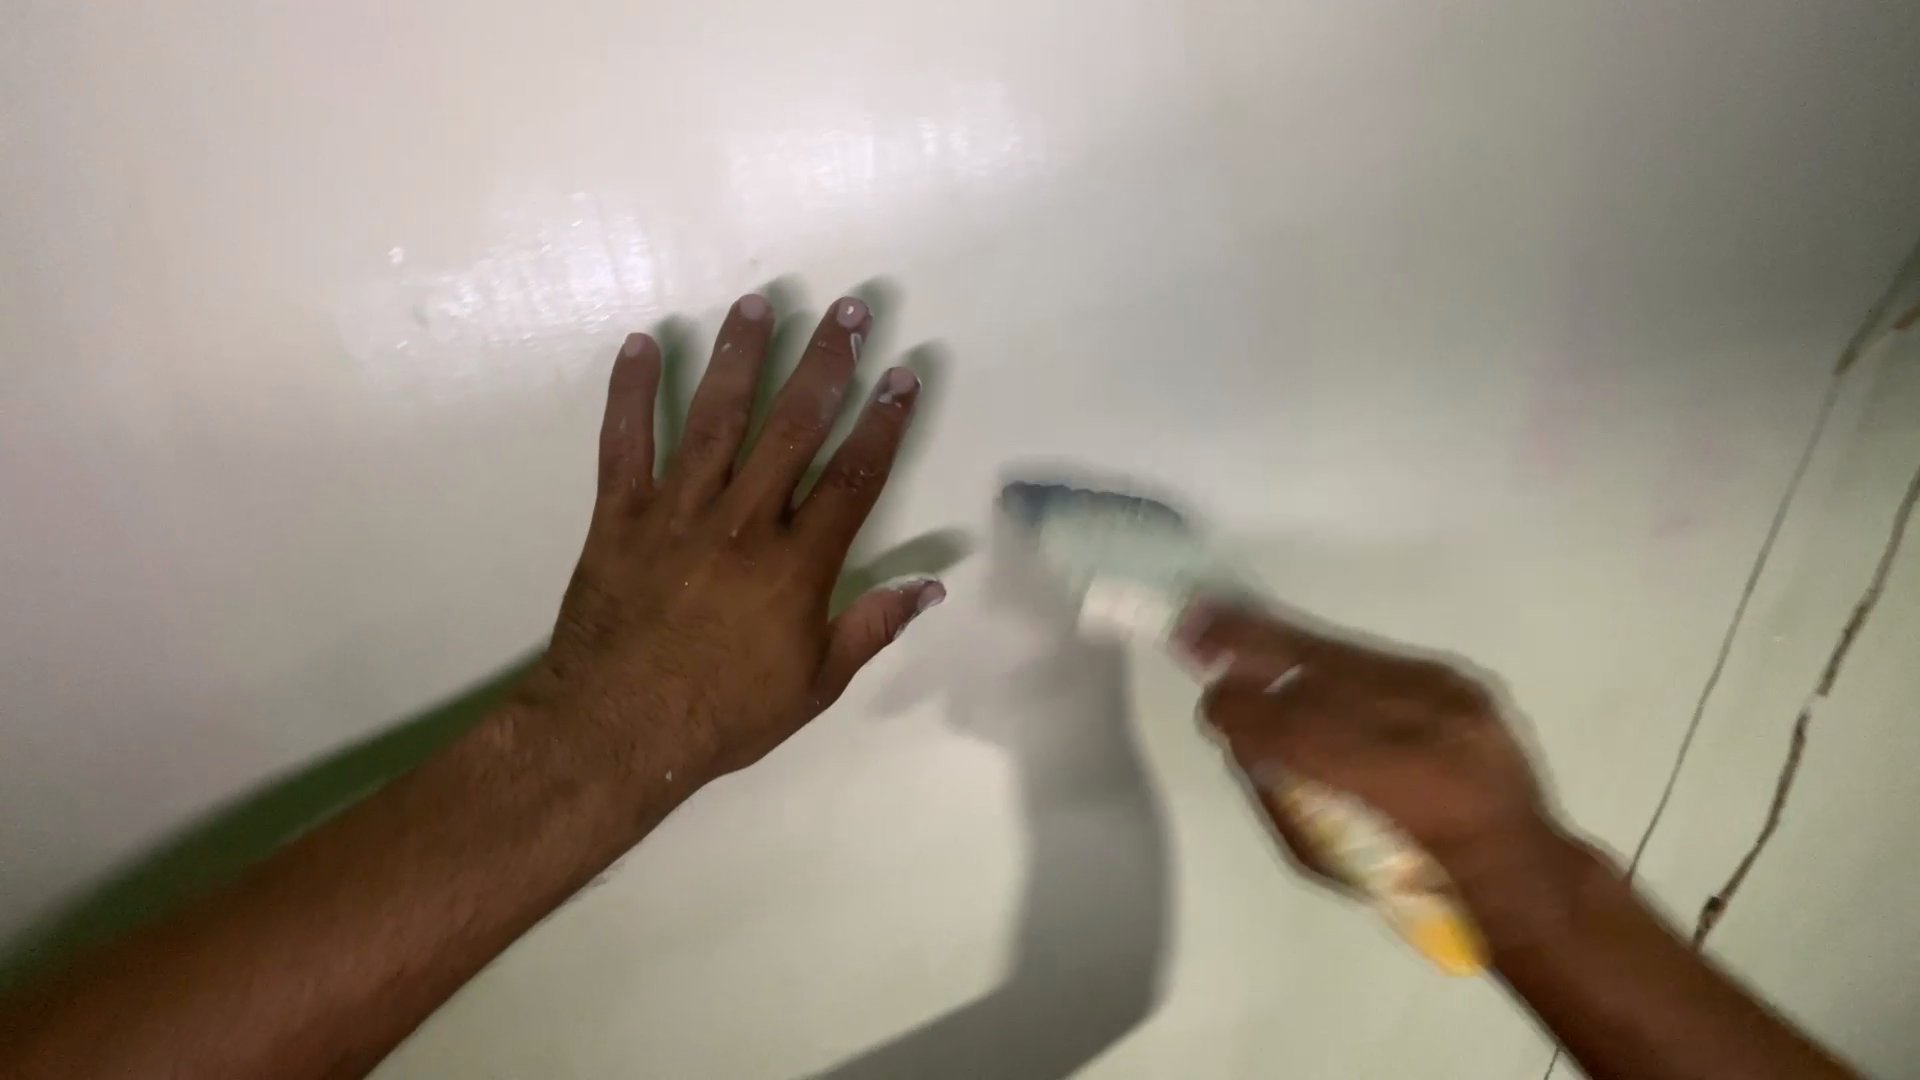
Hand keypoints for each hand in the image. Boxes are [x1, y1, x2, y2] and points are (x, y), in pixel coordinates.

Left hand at [518, 294, 944, 788]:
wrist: (616, 732)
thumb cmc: (726, 711)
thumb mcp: (817, 682)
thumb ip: (874, 626)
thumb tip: (933, 588)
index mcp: (796, 562)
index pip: (853, 477)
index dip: (883, 422)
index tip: (901, 375)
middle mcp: (742, 520)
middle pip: (792, 427)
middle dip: (825, 364)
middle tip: (847, 311)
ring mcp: (676, 512)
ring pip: (713, 419)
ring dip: (738, 357)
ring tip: (756, 303)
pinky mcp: (618, 515)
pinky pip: (624, 444)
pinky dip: (630, 393)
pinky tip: (640, 344)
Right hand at [1179, 602, 1590, 946]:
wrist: (1517, 861)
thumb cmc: (1413, 876)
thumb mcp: (1327, 858)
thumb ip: (1275, 789)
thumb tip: (1237, 730)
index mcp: (1402, 790)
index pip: (1296, 731)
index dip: (1241, 711)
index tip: (1208, 704)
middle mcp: (1433, 729)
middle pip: (1315, 674)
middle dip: (1247, 646)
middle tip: (1195, 626)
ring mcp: (1450, 694)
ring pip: (1338, 654)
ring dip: (1276, 642)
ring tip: (1225, 622)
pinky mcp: (1455, 676)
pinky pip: (1366, 657)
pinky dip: (1320, 657)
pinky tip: (1286, 653)